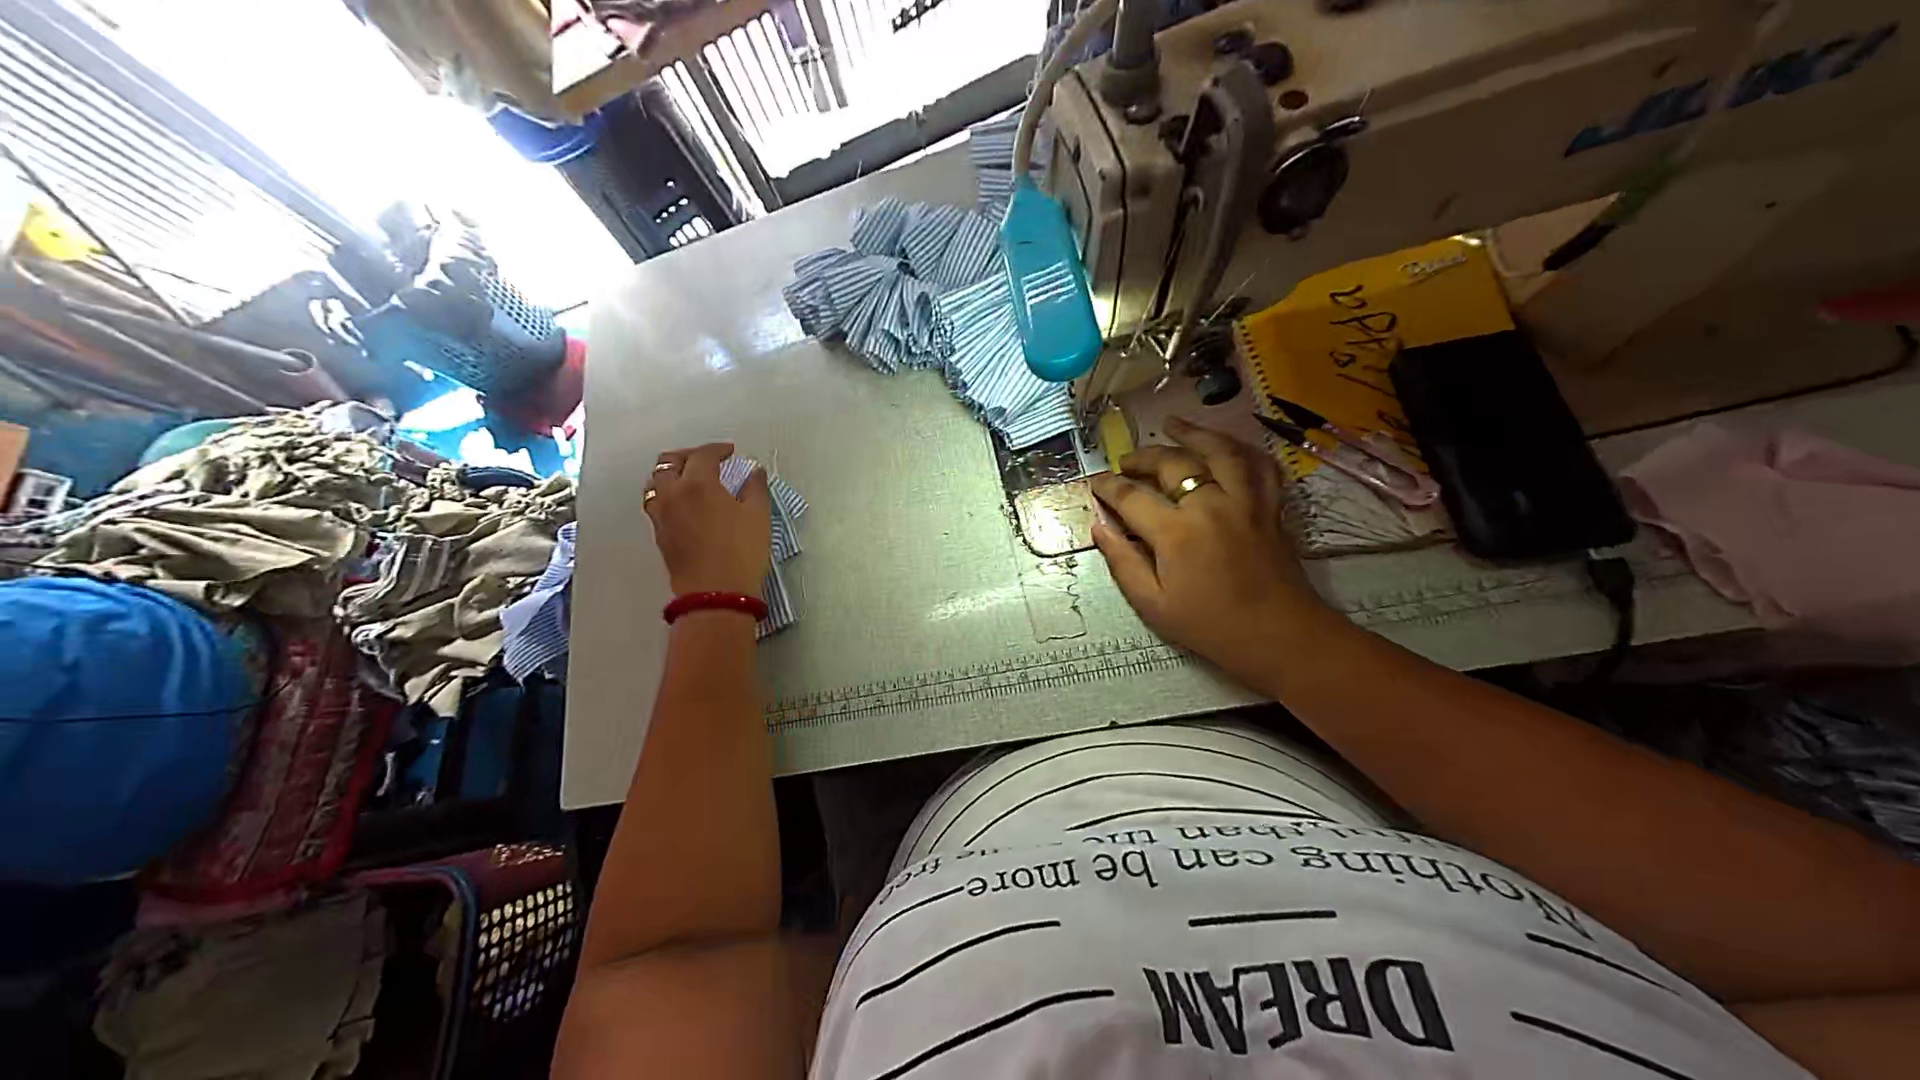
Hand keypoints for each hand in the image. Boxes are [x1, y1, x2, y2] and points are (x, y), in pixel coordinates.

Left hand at [644, 442, 770, 596]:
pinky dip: (667, 493)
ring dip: (672, 473)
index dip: (718, 449)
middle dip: (689, 455)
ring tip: (690, 478)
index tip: (730, 452)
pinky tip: (683, 502)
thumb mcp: (758, 515)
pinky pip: (655, 502)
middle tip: (708, 459)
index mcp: (698, 483)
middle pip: (670, 462)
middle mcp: (673, 493)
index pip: (704, 455)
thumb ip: (756, 488)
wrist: (715, 592)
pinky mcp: (659, 533)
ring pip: (656, 482)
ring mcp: (661, 514)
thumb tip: (754, 473)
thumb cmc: (741, 551)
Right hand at [1090, 417, 1334, 687]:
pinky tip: (1227, 445)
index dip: (1108, 486)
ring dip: (1194, 433)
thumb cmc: (1211, 626)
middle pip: (1172, 463)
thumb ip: (1123, 562)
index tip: (1095, 483)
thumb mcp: (1154, 605)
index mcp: (1177, 533)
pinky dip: (1242, 449)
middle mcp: (1211, 506)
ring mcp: (1246, 502)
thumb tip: (1099, 528)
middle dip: (1143, 457)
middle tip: (1126, 461)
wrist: (1279, 637)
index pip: (1132, 497)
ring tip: (1173, 424)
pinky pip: (1260, 465)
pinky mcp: (1270, 507)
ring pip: (1220, 451)